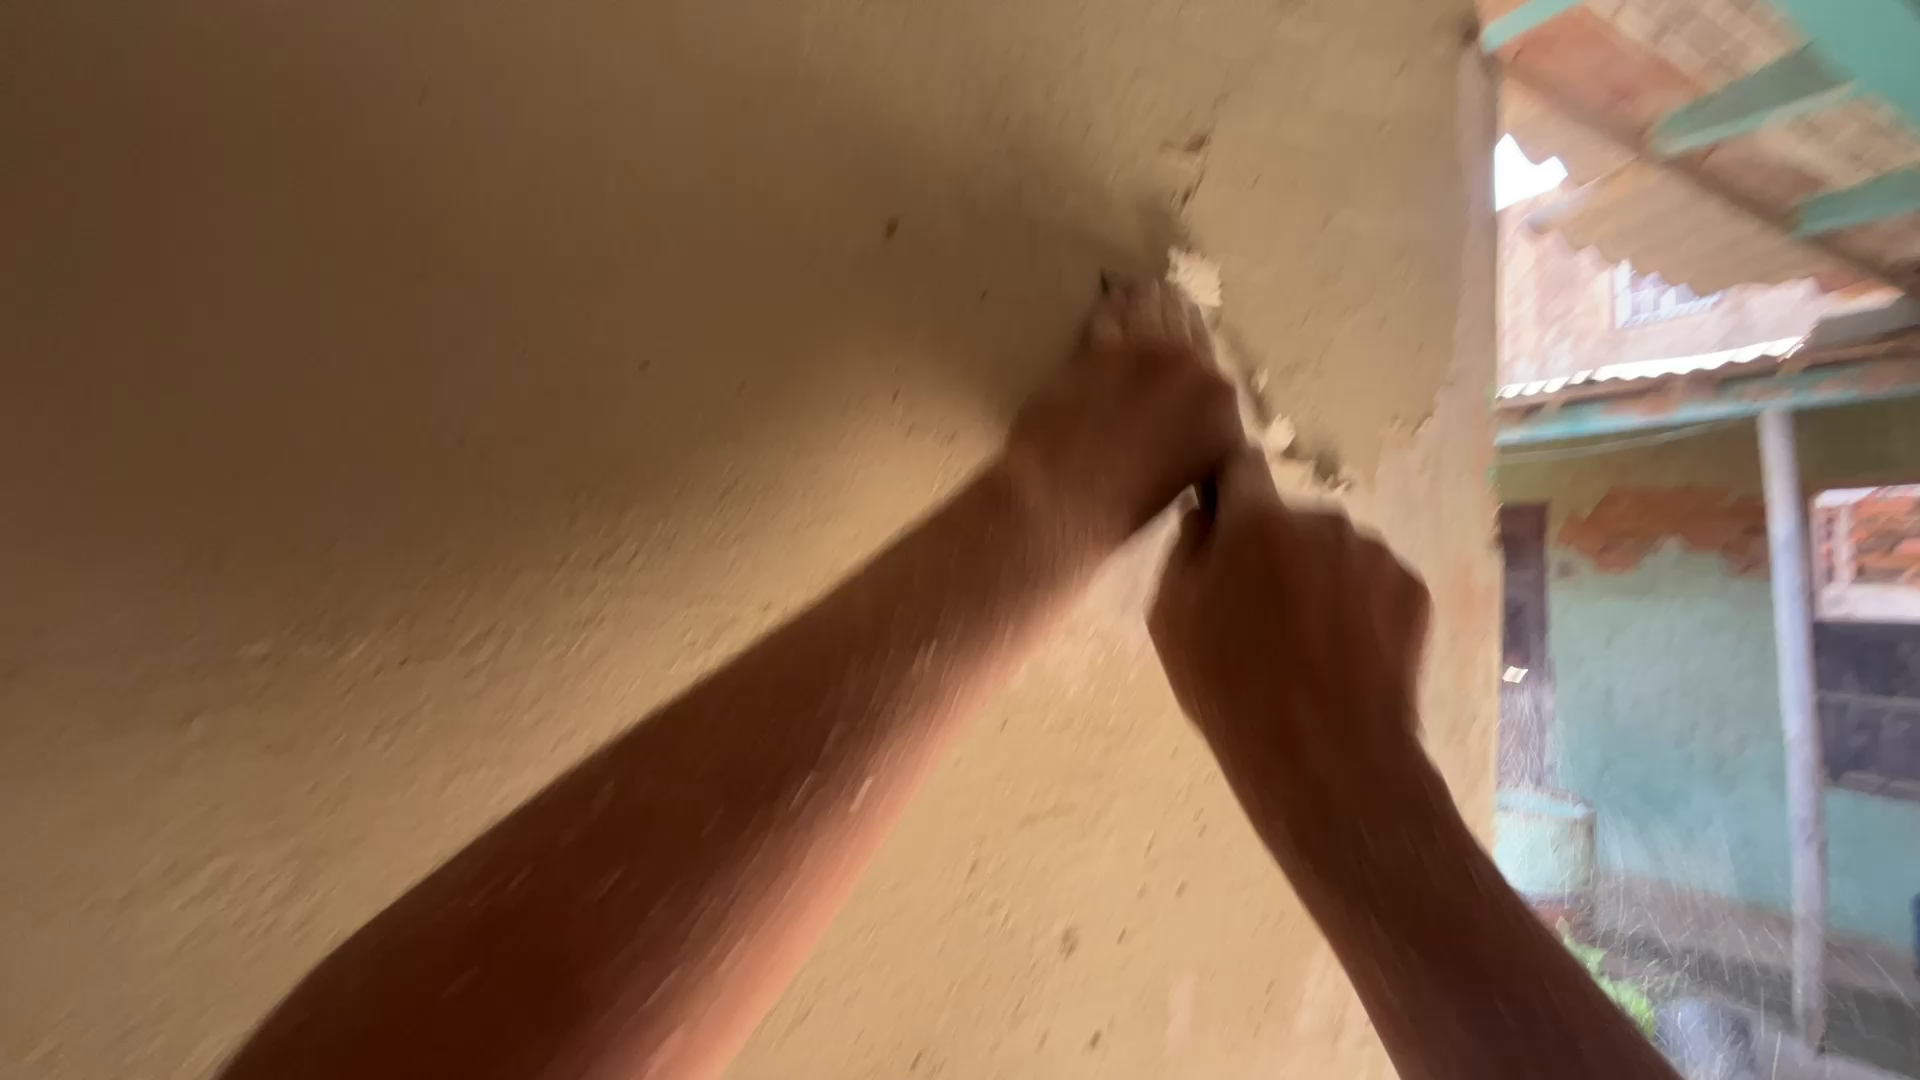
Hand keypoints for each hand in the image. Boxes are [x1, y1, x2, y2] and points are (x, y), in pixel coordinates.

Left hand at [1004, 279, 1242, 556]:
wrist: (1065, 498)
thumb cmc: (1126, 506)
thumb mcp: (1185, 475)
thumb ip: (1198, 437)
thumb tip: (1193, 421)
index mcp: (1220, 404)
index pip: (1213, 358)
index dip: (1198, 340)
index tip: (1191, 326)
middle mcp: (1189, 367)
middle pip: (1184, 325)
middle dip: (1175, 311)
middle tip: (1167, 294)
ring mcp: (1141, 354)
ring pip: (1149, 312)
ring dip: (1146, 300)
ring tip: (1142, 288)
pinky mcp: (1097, 351)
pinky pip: (1110, 318)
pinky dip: (1112, 308)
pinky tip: (1111, 299)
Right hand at [1147, 447, 1432, 853]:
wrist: (1324, 755)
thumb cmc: (1227, 684)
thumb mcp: (1169, 616)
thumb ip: (1186, 548)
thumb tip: (1207, 517)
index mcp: (1258, 521)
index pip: (1240, 465)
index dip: (1227, 486)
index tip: (1220, 514)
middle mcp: (1324, 521)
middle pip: (1287, 516)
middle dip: (1271, 545)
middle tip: (1260, 606)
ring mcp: (1376, 555)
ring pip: (1332, 548)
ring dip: (1316, 573)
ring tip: (1306, 637)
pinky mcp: (1414, 590)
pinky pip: (1370, 579)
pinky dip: (1355, 601)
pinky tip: (1343, 649)